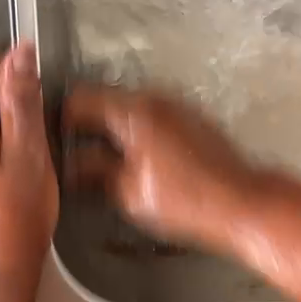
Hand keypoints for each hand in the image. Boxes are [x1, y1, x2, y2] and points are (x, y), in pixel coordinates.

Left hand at [0, 44, 58, 291]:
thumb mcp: (29, 155)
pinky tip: (15, 163)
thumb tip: (20, 51)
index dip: (16, 75)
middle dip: (12, 100)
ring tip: (29, 152)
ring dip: (8, 120)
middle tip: (37, 135)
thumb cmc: (18, 219)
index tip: (41, 103)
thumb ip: (22, 101)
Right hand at [62, 84, 274, 250]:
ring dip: (115, 130)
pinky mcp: (192, 118)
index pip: (79, 98)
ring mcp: (176, 105)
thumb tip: (71, 166)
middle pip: (105, 101)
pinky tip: (141, 162)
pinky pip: (153, 117)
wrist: (241, 203)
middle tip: (80, 159)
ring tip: (110, 164)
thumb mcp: (128, 192)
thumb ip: (94, 171)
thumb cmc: (184, 200)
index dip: (62, 120)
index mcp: (133, 112)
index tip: (58, 144)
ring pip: (130, 110)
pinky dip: (140, 132)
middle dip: (89, 126)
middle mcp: (155, 98)